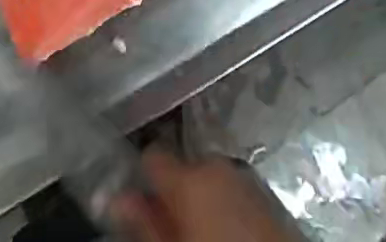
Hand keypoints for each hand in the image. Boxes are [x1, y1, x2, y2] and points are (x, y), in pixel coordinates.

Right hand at [111, 149, 299, 241]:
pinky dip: (225, 205)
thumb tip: (118, 199)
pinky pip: (233, 190)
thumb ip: (144, 223)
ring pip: (209, 178)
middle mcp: (217, 164)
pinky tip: (226, 230)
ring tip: (199, 230)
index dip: (141, 176)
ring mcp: (246, 177)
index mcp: (190, 175)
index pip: (151, 155)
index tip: (138, 199)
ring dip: (201, 198)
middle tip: (171, 225)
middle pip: (182, 167)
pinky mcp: (268, 195)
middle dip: (174, 192)